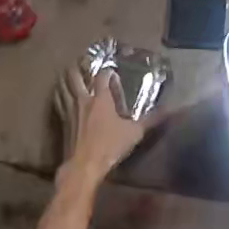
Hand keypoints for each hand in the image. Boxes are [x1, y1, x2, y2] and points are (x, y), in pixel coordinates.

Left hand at [54, 66, 154, 185]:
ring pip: (63, 86)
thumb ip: (151, 120)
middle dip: (78, 67)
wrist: (83, 165)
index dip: (107, 71)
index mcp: (101, 98)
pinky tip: (61, 95)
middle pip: (75, 75)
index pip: (102, 76)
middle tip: (82, 63)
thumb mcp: (135, 133)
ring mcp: (70, 109)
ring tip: (69, 74)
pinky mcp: (62, 121)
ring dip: (66, 78)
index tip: (112, 72)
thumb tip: (170, 110)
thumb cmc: (110, 146)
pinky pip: (58, 101)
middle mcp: (83, 99)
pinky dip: (59, 94)